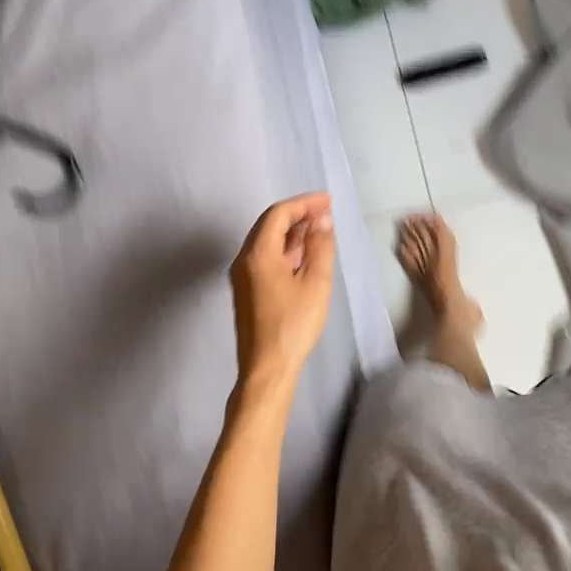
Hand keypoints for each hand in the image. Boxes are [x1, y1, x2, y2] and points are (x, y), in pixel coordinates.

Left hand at [229, 192, 336, 391]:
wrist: (266, 369)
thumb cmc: (293, 325)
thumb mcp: (316, 283)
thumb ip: (320, 246)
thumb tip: (322, 220)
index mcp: (257, 253)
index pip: (279, 214)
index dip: (304, 203)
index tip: (328, 201)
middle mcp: (243, 259)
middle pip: (269, 224)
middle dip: (298, 214)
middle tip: (326, 212)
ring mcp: (242, 276)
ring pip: (266, 241)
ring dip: (292, 232)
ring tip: (319, 229)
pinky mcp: (247, 291)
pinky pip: (265, 257)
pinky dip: (285, 249)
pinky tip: (304, 254)